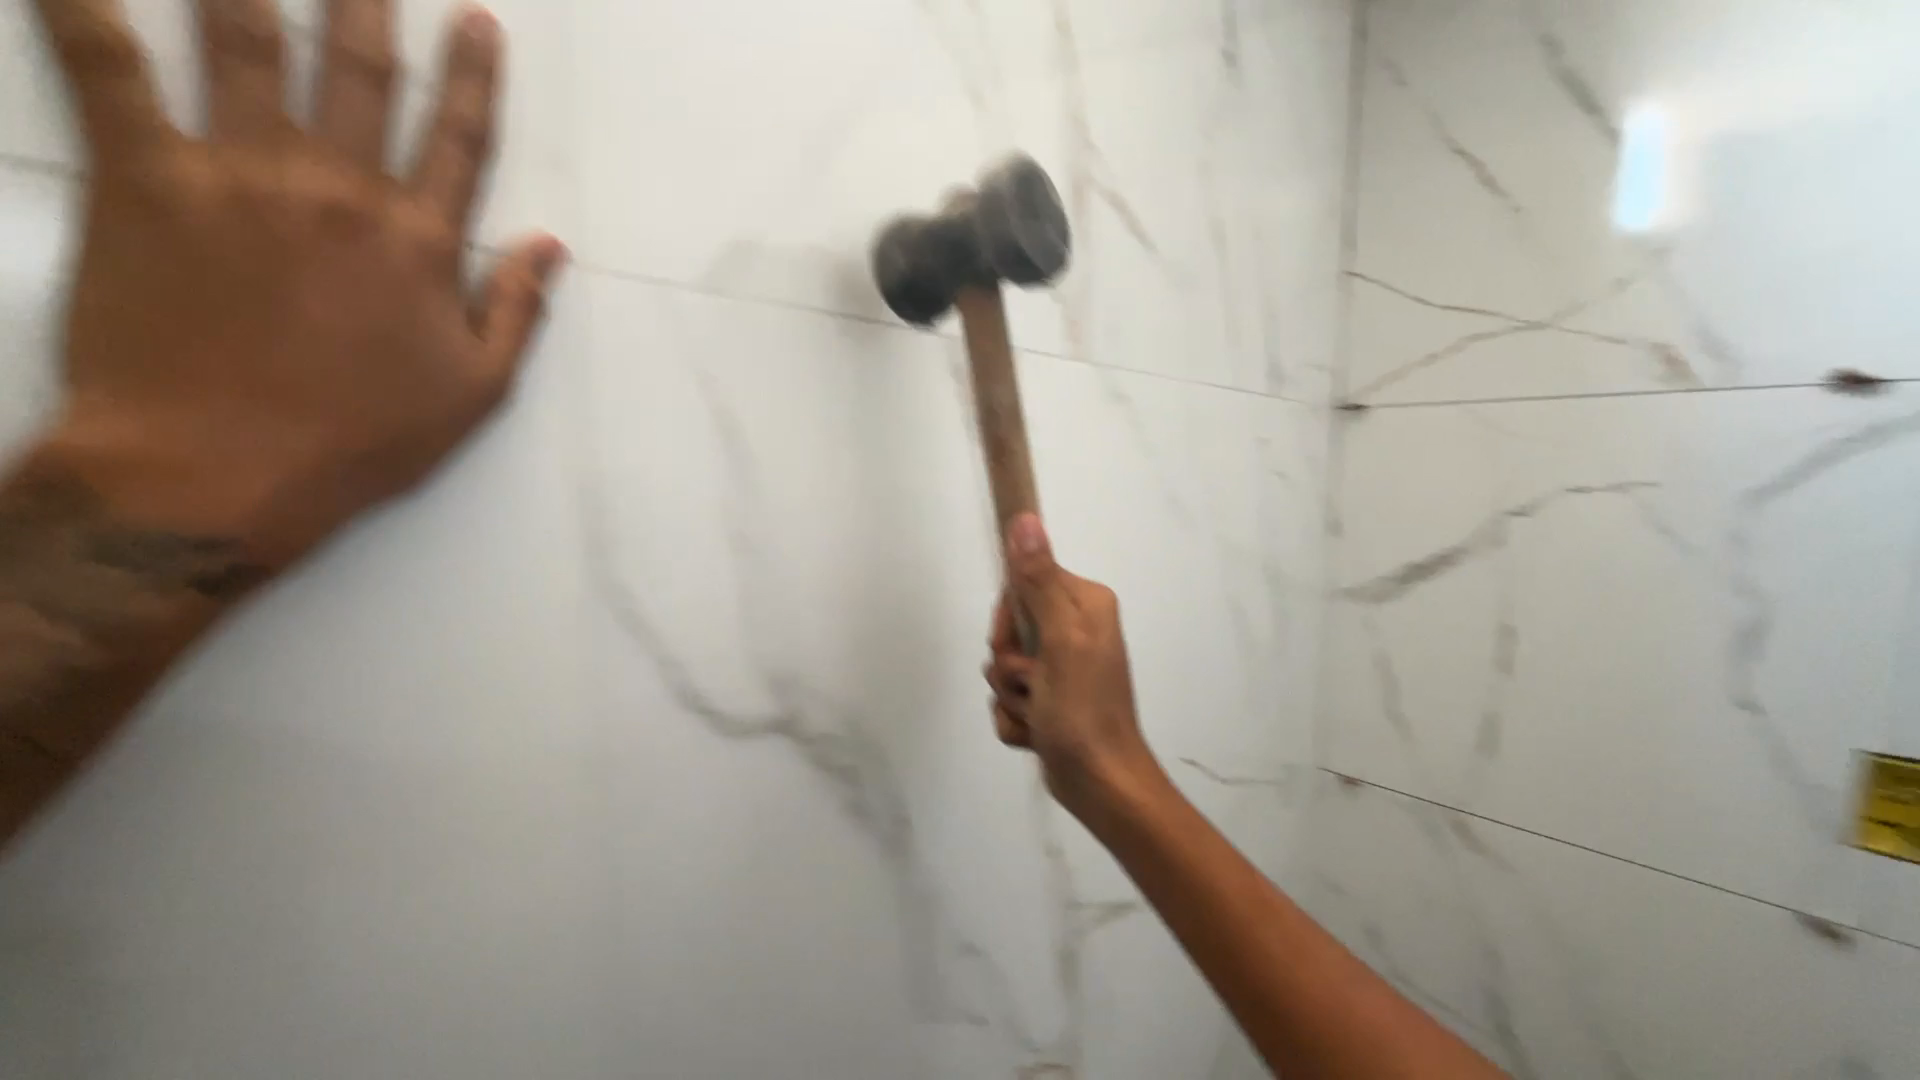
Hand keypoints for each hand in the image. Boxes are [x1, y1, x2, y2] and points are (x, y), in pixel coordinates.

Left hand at [31, 0, 565, 566]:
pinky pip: (104, 69)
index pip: (459, 139)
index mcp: (422, 245)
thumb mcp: (476, 391)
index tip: (474, 21)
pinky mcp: (142, 181)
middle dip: (364, 4)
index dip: (472, 75)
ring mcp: (240, 177)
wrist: (215, 473)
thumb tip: (549, 245)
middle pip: (359, 72)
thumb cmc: (361, 439)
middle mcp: (341, 191)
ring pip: (243, 45)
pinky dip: (83, 5)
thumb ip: (517, 311)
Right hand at [983, 514, 1164, 818]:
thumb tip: (1024, 518)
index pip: (1021, 586)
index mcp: (1083, 605)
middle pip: (1008, 630)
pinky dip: (1017, 720)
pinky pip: (1010, 700)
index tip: (1013, 646)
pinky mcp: (1051, 701)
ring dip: (1011, 697)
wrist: (1102, 784)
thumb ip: (1038, 580)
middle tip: (1032, 685)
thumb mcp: (1060, 639)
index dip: (1007, 620)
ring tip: (1039, 715)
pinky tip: (1037, 734)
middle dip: (1008, 666)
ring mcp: (1062, 669)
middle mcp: (1075, 630)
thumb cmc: (1084, 709)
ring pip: (1004, 669)